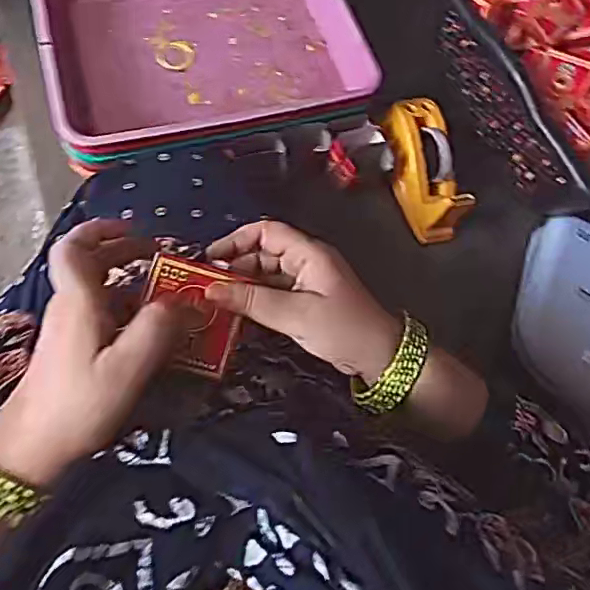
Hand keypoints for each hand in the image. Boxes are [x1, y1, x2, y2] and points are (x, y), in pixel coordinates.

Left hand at [0, 220, 196, 487]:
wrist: (30, 451)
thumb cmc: (78, 404)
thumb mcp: (128, 367)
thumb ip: (159, 327)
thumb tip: (188, 300)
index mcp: (78, 299)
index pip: (73, 247)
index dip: (100, 229)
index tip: (133, 228)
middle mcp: (70, 305)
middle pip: (91, 262)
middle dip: (127, 251)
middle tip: (162, 256)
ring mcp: (68, 326)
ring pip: (98, 288)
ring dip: (131, 281)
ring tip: (166, 292)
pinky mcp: (71, 347)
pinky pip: (100, 311)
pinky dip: (126, 307)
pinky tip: (149, 327)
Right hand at [204, 221, 403, 382]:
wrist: (382, 357)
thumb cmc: (345, 330)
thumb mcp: (296, 315)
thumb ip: (253, 301)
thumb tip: (211, 289)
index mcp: (308, 253)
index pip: (265, 232)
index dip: (235, 241)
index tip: (210, 259)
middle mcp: (306, 261)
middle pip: (262, 253)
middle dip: (234, 266)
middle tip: (207, 286)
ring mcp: (307, 281)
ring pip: (266, 273)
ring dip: (243, 284)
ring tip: (217, 301)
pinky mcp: (307, 300)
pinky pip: (274, 291)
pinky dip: (256, 298)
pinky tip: (238, 312)